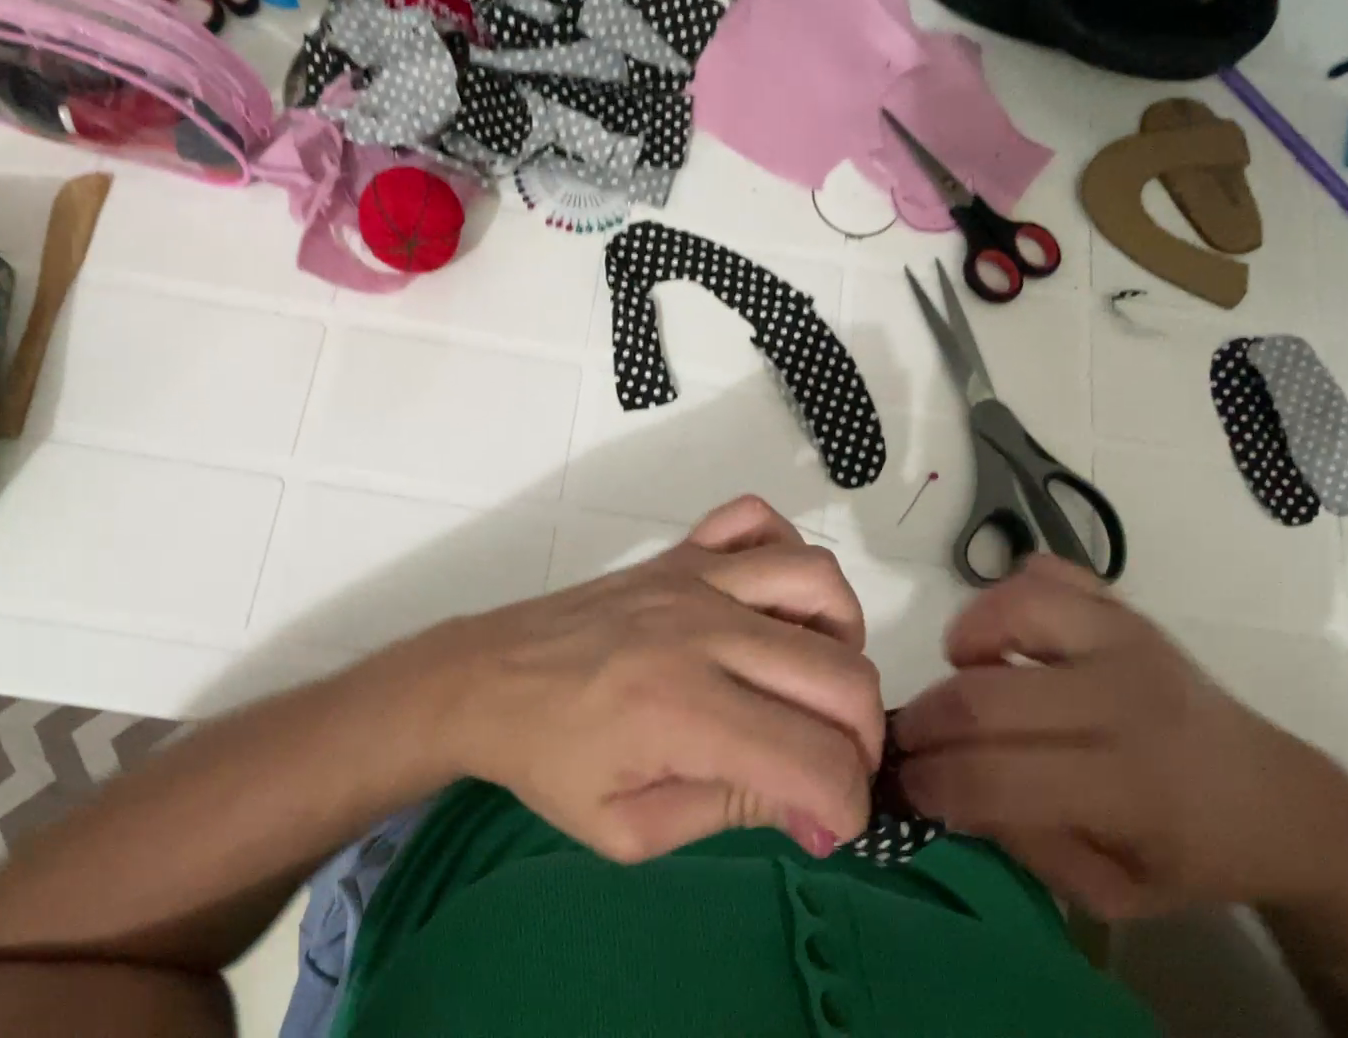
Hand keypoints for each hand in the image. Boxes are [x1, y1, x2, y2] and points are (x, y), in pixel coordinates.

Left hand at [403, 496, 883, 863]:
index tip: (826, 822)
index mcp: (685, 715)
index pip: (818, 761)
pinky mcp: (678, 554)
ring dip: (843, 642)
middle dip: (863, 740)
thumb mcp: (628, 828)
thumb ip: (729, 813)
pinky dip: (786, 556)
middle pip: (842, 676)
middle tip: (828, 768)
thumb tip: (815, 809)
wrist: (484, 681)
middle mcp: (702, 634)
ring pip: (819, 582)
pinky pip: (755, 519)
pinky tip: (773, 606)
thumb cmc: (549, 762)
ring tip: (814, 683)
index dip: (845, 805)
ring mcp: (692, 581)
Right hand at [894, 557, 1347, 919]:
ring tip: (963, 672)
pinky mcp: (1129, 611)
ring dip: (965, 641)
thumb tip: (950, 791)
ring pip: (1018, 608)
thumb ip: (1026, 846)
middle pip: (984, 696)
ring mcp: (1131, 642)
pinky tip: (1008, 642)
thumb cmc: (1189, 855)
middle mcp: (1129, 701)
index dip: (930, 782)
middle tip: (911, 740)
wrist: (1277, 801)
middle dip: (925, 722)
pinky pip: (1052, 574)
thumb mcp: (1110, 891)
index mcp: (1131, 787)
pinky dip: (1010, 597)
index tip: (907, 786)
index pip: (994, 776)